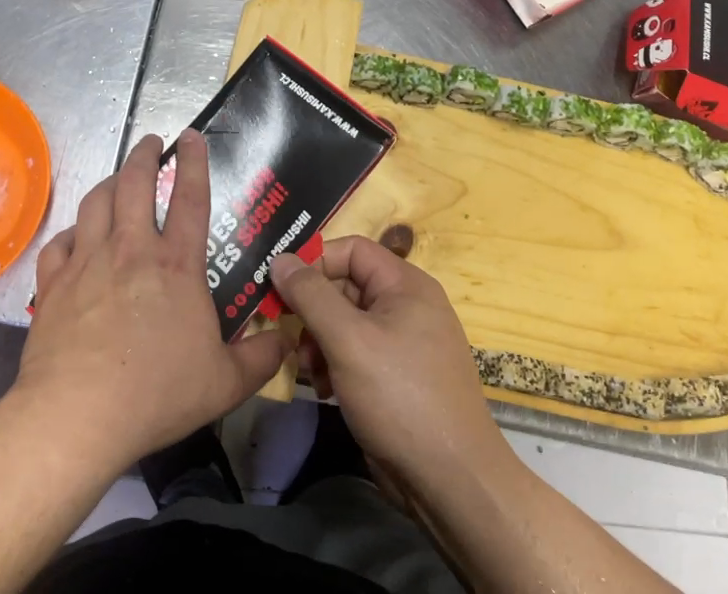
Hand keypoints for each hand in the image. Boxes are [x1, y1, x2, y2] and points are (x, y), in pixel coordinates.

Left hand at [16, 130, 289, 474]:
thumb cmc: (158, 393)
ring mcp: (86, 263)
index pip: (190, 198)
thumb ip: (261, 358)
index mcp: (176, 265)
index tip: (190, 136)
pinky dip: (71, 231)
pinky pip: (60, 242)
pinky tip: (76, 236)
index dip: (193, 162)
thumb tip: (285, 340)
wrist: (79, 414)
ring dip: (108, 182)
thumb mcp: (227, 383)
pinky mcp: (53, 284)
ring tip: (117, 178)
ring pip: (95, 203)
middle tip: (150, 142)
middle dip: (143, 155)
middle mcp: (130, 251)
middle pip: (133, 184)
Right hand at [272, 237, 505, 479]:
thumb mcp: (348, 341)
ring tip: (307, 371)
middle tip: (288, 337)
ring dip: (317, 342)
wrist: (448, 478)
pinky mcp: (395, 376)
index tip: (278, 287)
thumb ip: (311, 296)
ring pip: (344, 323)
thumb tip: (280, 258)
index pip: (351, 249)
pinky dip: (333, 365)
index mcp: (406, 285)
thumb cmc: (400, 397)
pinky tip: (323, 390)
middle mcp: (406, 306)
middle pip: (344, 286)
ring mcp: (402, 343)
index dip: (313, 261)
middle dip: (312, 311)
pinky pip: (354, 353)